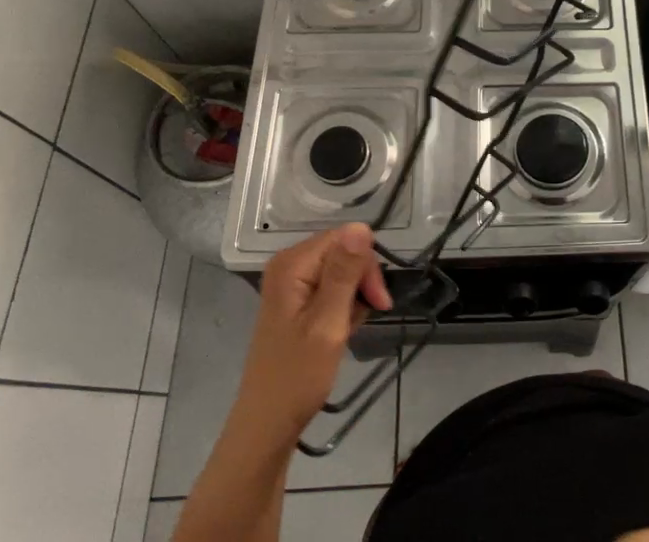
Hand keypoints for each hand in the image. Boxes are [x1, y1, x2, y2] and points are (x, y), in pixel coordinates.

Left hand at [234, 224, 392, 439]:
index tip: (379, 301)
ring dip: (355, 295)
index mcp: (292, 264)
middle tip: (372, 314)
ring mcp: (290, 284)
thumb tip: (361, 227)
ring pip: (341, 270)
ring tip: (351, 327)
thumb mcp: (328, 323)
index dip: (367, 265)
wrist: (268, 422)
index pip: (346, 238)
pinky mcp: (296, 301)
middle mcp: (288, 265)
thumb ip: (344, 273)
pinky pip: (331, 287)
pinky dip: (344, 305)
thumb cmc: (298, 376)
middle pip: (343, 251)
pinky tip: (343, 328)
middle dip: (363, 280)